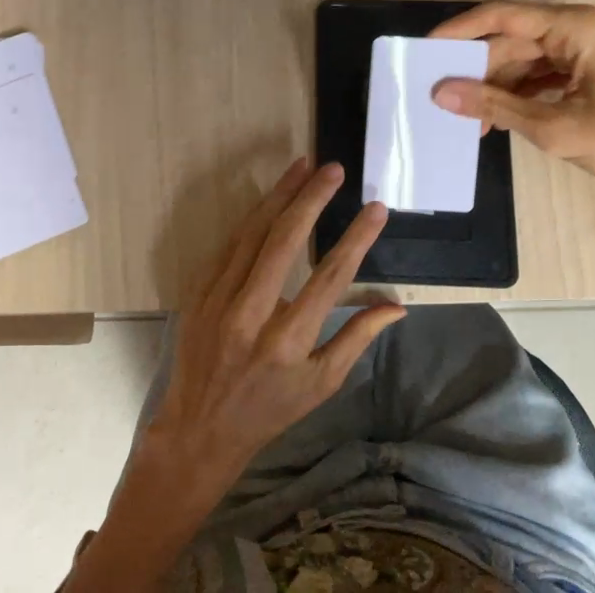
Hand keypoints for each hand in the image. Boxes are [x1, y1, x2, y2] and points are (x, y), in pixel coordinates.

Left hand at [144, 159, 405, 487]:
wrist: (200, 426)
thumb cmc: (270, 409)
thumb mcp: (322, 385)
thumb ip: (357, 340)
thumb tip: (396, 305)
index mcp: (288, 341)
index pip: (330, 277)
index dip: (356, 239)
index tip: (375, 209)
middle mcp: (250, 314)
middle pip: (284, 240)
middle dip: (311, 199)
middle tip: (333, 169)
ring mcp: (218, 299)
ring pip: (251, 233)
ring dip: (278, 196)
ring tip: (303, 167)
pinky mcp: (198, 292)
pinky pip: (228, 245)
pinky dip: (251, 219)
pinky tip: (270, 199)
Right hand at [428, 1, 594, 211]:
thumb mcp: (555, 126)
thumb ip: (494, 105)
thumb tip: (440, 92)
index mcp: (575, 28)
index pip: (501, 17)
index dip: (458, 31)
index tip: (423, 50)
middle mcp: (579, 29)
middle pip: (510, 41)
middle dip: (475, 68)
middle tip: (437, 95)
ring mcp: (586, 52)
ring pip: (522, 61)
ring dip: (494, 88)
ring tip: (463, 117)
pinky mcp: (591, 73)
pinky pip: (541, 76)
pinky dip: (516, 96)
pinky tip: (494, 120)